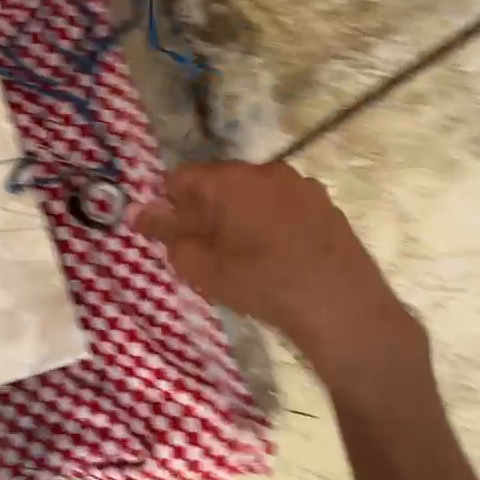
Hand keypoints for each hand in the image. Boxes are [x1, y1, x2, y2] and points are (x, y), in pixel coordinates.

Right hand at [133, 161, 424, 396]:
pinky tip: (274, 256)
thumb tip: (138, 212)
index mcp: (229, 179)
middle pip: (217, 183)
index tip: (171, 236)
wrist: (341, 308)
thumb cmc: (259, 282)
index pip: (180, 178)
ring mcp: (301, 186)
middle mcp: (265, 171)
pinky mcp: (326, 206)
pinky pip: (281, 206)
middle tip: (203, 249)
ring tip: (241, 255)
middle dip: (203, 210)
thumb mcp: (198, 263)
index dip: (168, 206)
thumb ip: (164, 232)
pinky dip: (269, 223)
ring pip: (251, 194)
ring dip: (237, 215)